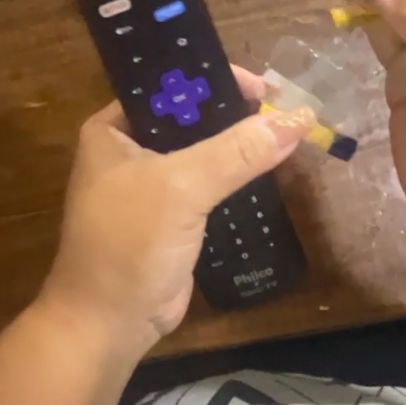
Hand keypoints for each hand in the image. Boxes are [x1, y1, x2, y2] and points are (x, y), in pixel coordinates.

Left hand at [41, 69, 315, 349]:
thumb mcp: (181, 188)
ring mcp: (152, 184)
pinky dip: (239, 177)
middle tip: (286, 110)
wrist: (108, 323)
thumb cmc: (128, 243)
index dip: (215, 80)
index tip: (264, 87)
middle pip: (191, 118)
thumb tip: (297, 119)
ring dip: (241, 146)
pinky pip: (211, 184)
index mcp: (114, 128)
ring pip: (204, 152)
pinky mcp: (173, 216)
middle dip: (236, 114)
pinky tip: (273, 170)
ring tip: (289, 135)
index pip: (169, 87)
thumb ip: (236, 152)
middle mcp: (130, 148)